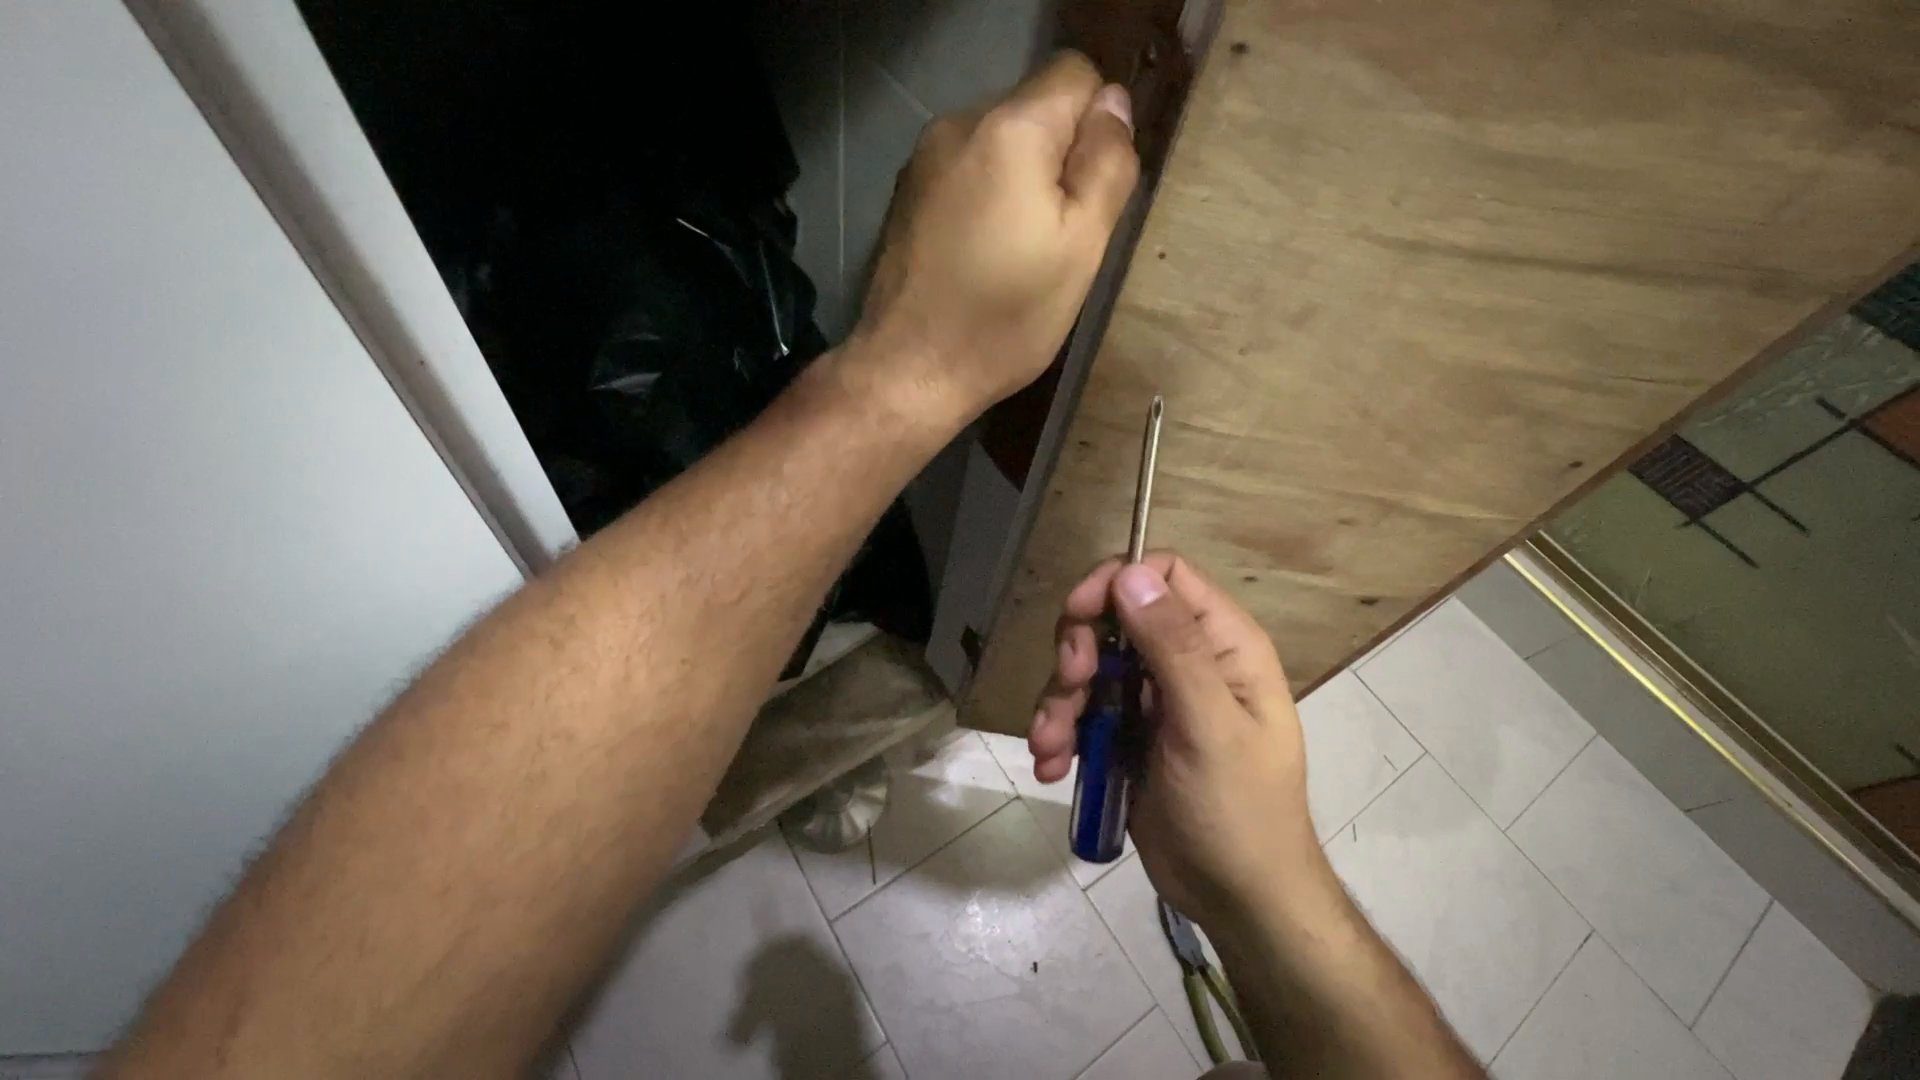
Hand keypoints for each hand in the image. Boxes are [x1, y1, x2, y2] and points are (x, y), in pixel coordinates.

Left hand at [850, 51, 1138, 418]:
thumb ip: (1106, 163)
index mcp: (1009, 130)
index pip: (1075, 74)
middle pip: (1033, 109)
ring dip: (1020, 181)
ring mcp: (923, 161)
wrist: (910, 369)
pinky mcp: (905, 196)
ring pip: (998, 144)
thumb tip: (1114, 104)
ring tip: (1016, 252)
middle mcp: (958, 125)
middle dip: (1057, 158)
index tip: (1090, 192)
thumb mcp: (1082, 247)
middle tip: (1056, 236)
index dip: (1098, 124)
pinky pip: (965, 174)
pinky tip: (980, 255)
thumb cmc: (1005, 318)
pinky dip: (984, 199)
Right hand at [1031, 554, 1328, 932]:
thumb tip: (1131, 573)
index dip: (1114, 583)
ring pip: (1087, 669)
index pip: (1163, 576)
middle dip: (1078, 651)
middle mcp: (1186, 661)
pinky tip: (1053, 766)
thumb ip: (1173, 647)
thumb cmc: (1238, 811)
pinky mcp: (1126, 735)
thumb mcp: (1208, 726)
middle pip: (1112, 618)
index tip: (1078, 616)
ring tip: (1049, 747)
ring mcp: (1152, 699)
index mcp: (1222, 645)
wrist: (1236, 898)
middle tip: (1069, 688)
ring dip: (1058, 703)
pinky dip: (1060, 734)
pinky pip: (1080, 714)